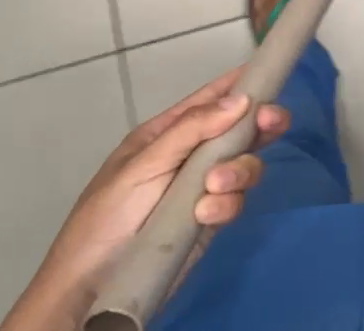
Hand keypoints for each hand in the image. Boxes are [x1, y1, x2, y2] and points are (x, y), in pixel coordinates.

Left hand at [2, 68, 288, 330]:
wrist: (90, 288)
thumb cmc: (106, 216)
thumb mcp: (142, 165)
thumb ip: (190, 130)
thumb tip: (241, 99)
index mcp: (170, 133)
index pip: (212, 99)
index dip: (242, 84)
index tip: (273, 74)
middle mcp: (192, 154)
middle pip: (241, 129)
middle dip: (260, 124)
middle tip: (272, 123)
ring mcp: (205, 186)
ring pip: (246, 163)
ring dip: (239, 171)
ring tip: (215, 187)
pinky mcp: (212, 217)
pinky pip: (236, 200)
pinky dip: (227, 205)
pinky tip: (205, 215)